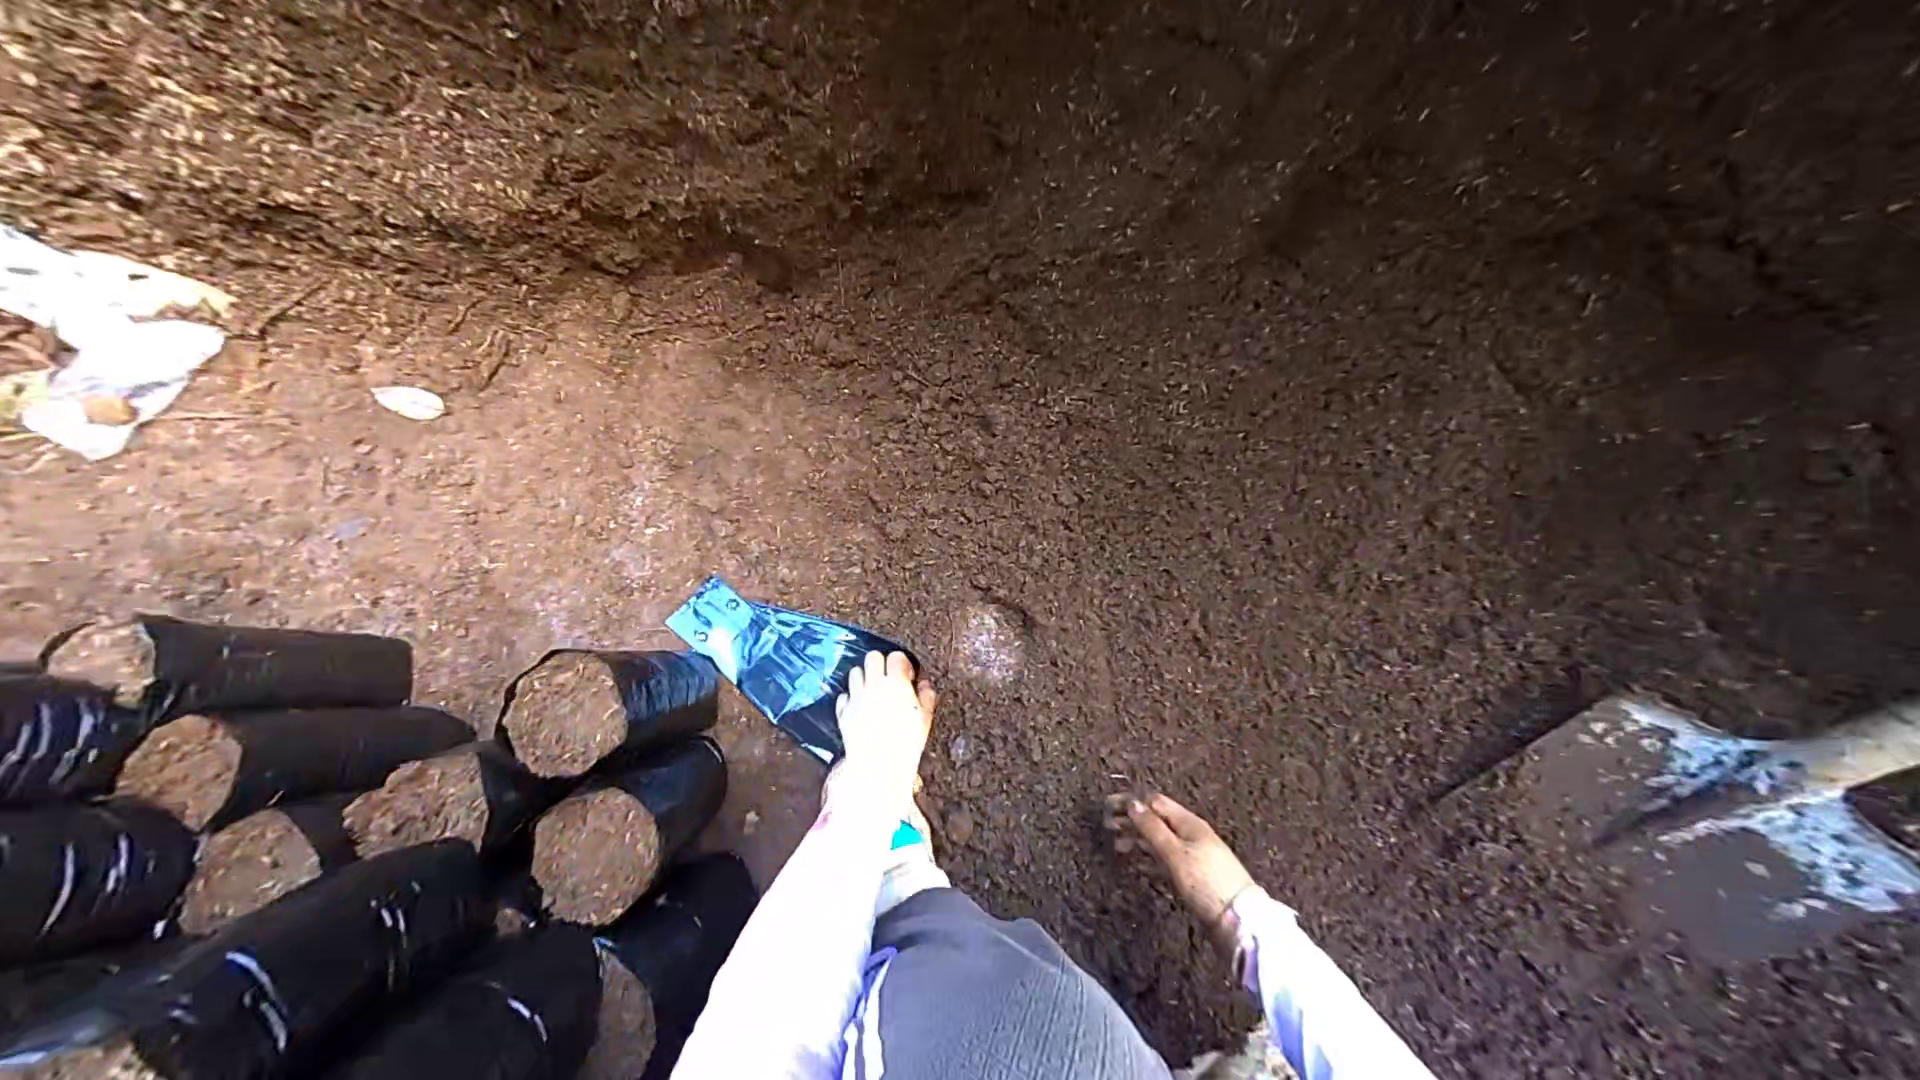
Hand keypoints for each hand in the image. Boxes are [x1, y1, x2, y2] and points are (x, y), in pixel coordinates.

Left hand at [831, 651, 936, 803]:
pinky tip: (860, 708)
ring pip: (855, 672)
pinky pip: (844, 695)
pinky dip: (850, 698)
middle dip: (881, 664)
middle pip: (872, 657)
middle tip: (888, 679)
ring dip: (864, 678)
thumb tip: (924, 685)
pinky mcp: (843, 711)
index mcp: (896, 684)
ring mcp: (856, 697)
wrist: (878, 766)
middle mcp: (873, 686)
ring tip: (873, 691)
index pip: (896, 656)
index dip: (902, 663)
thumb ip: (926, 697)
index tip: (907, 676)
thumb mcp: (925, 719)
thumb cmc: (906, 743)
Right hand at [1109, 792, 1256, 947]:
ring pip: (1159, 841)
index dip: (1132, 803)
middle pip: (1156, 821)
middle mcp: (1190, 834)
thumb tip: (1133, 802)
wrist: (1238, 921)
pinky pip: (1165, 861)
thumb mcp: (1175, 853)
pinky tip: (1138, 866)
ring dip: (1138, 840)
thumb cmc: (1205, 882)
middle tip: (1108, 828)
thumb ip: (1152, 828)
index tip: (1109, 808)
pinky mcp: (1192, 876)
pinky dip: (1149, 859)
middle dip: (1132, 822)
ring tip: (1118, 847)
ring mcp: (1192, 856)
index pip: (1155, 802)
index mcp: (1188, 823)